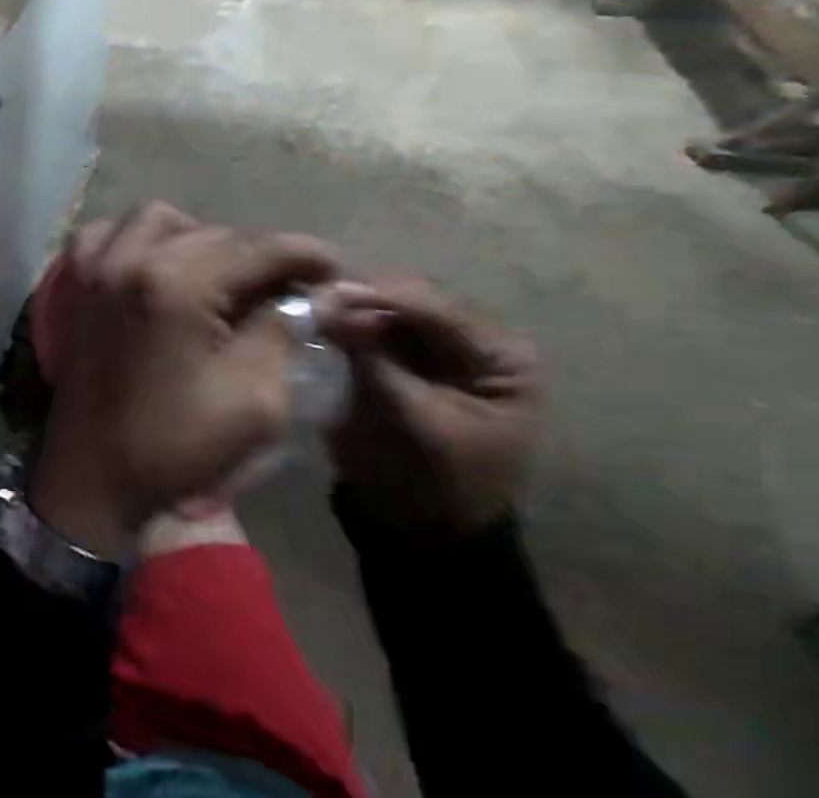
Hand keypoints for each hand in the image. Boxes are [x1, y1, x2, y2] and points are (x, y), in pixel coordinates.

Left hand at [28, 203, 338, 557]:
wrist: (93, 479)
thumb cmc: (174, 446)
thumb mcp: (254, 400)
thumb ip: (283, 332)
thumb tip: (308, 296)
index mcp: (176, 284)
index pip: (259, 248)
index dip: (307, 256)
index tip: (334, 274)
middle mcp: (130, 259)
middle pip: (213, 233)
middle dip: (258, 256)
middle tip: (283, 290)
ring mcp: (94, 269)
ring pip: (157, 220)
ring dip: (197, 238)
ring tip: (220, 277)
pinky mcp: (73, 286)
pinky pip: (104, 235)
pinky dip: (135, 239)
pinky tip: (154, 264)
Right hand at [324, 279, 540, 531]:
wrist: (428, 527)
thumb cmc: (440, 483)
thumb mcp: (416, 422)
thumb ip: (377, 363)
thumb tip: (332, 310)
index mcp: (503, 357)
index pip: (441, 310)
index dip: (387, 297)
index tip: (334, 292)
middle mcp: (477, 341)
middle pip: (416, 301)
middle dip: (366, 297)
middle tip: (317, 297)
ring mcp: (441, 349)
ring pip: (392, 311)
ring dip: (354, 306)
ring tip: (314, 305)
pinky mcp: (409, 361)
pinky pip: (378, 332)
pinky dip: (351, 325)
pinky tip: (323, 322)